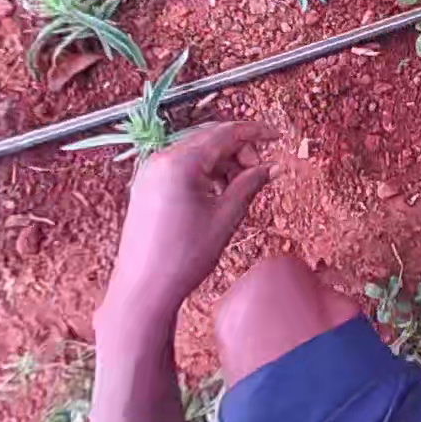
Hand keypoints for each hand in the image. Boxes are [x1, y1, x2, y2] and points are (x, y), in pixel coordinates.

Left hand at [98, 121, 277, 348]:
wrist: (144, 288)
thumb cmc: (183, 256)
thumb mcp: (227, 216)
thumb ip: (251, 183)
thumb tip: (274, 166)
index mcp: (180, 163)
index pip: (225, 133)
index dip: (256, 133)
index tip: (277, 138)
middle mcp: (161, 159)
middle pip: (211, 139)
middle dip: (240, 150)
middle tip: (261, 172)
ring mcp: (151, 172)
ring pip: (198, 152)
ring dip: (224, 161)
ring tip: (240, 187)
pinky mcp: (148, 185)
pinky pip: (183, 166)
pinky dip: (206, 172)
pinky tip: (220, 192)